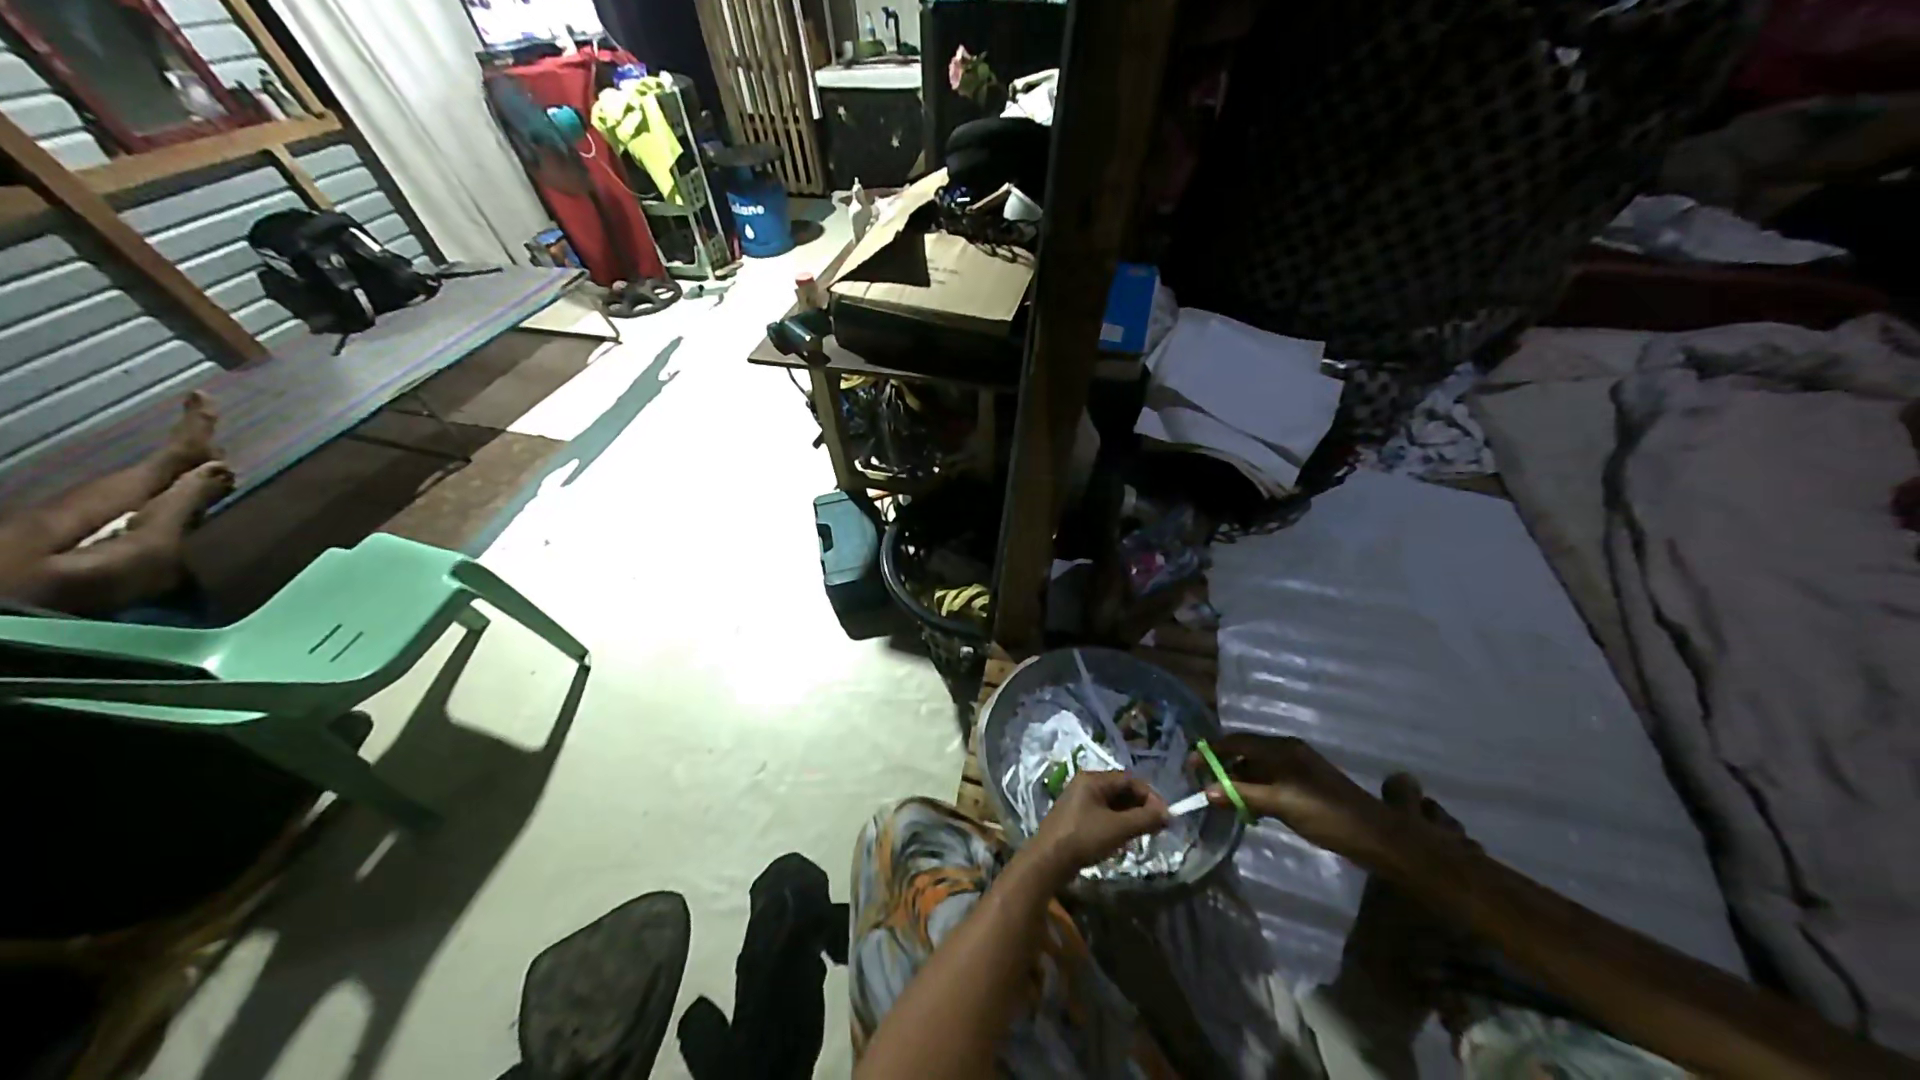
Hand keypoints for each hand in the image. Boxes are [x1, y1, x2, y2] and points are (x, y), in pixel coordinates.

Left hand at [1028, 770, 1169, 881]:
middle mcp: (1085, 785)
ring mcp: (1078, 802)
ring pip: (1113, 805)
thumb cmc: (1084, 838)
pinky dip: (1117, 824)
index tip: (1165, 816)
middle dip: (1141, 807)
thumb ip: (1145, 819)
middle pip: (1121, 791)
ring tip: (1144, 835)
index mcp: (1092, 779)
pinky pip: (1103, 815)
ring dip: (1130, 817)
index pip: (1129, 780)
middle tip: (1157, 827)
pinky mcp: (1076, 819)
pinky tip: (1124, 841)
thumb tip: (1168, 814)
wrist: (1048, 860)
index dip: (1150, 796)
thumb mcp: (1118, 828)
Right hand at [1198, 734, 1397, 857]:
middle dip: (1222, 768)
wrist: (1376, 836)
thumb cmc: (1326, 814)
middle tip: (1202, 786)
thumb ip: (1242, 795)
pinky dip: (1253, 791)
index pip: (1236, 741)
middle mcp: (1287, 752)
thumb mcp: (1280, 804)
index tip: (1190, 766)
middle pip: (1245, 753)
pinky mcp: (1304, 785)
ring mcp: (1297, 768)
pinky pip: (1269, 781)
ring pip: (1257, 769)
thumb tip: (1206, 791)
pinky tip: (1247, 808)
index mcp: (1282, 749)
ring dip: (1237, 782)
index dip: (1211, 752)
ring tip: (1221, 800)